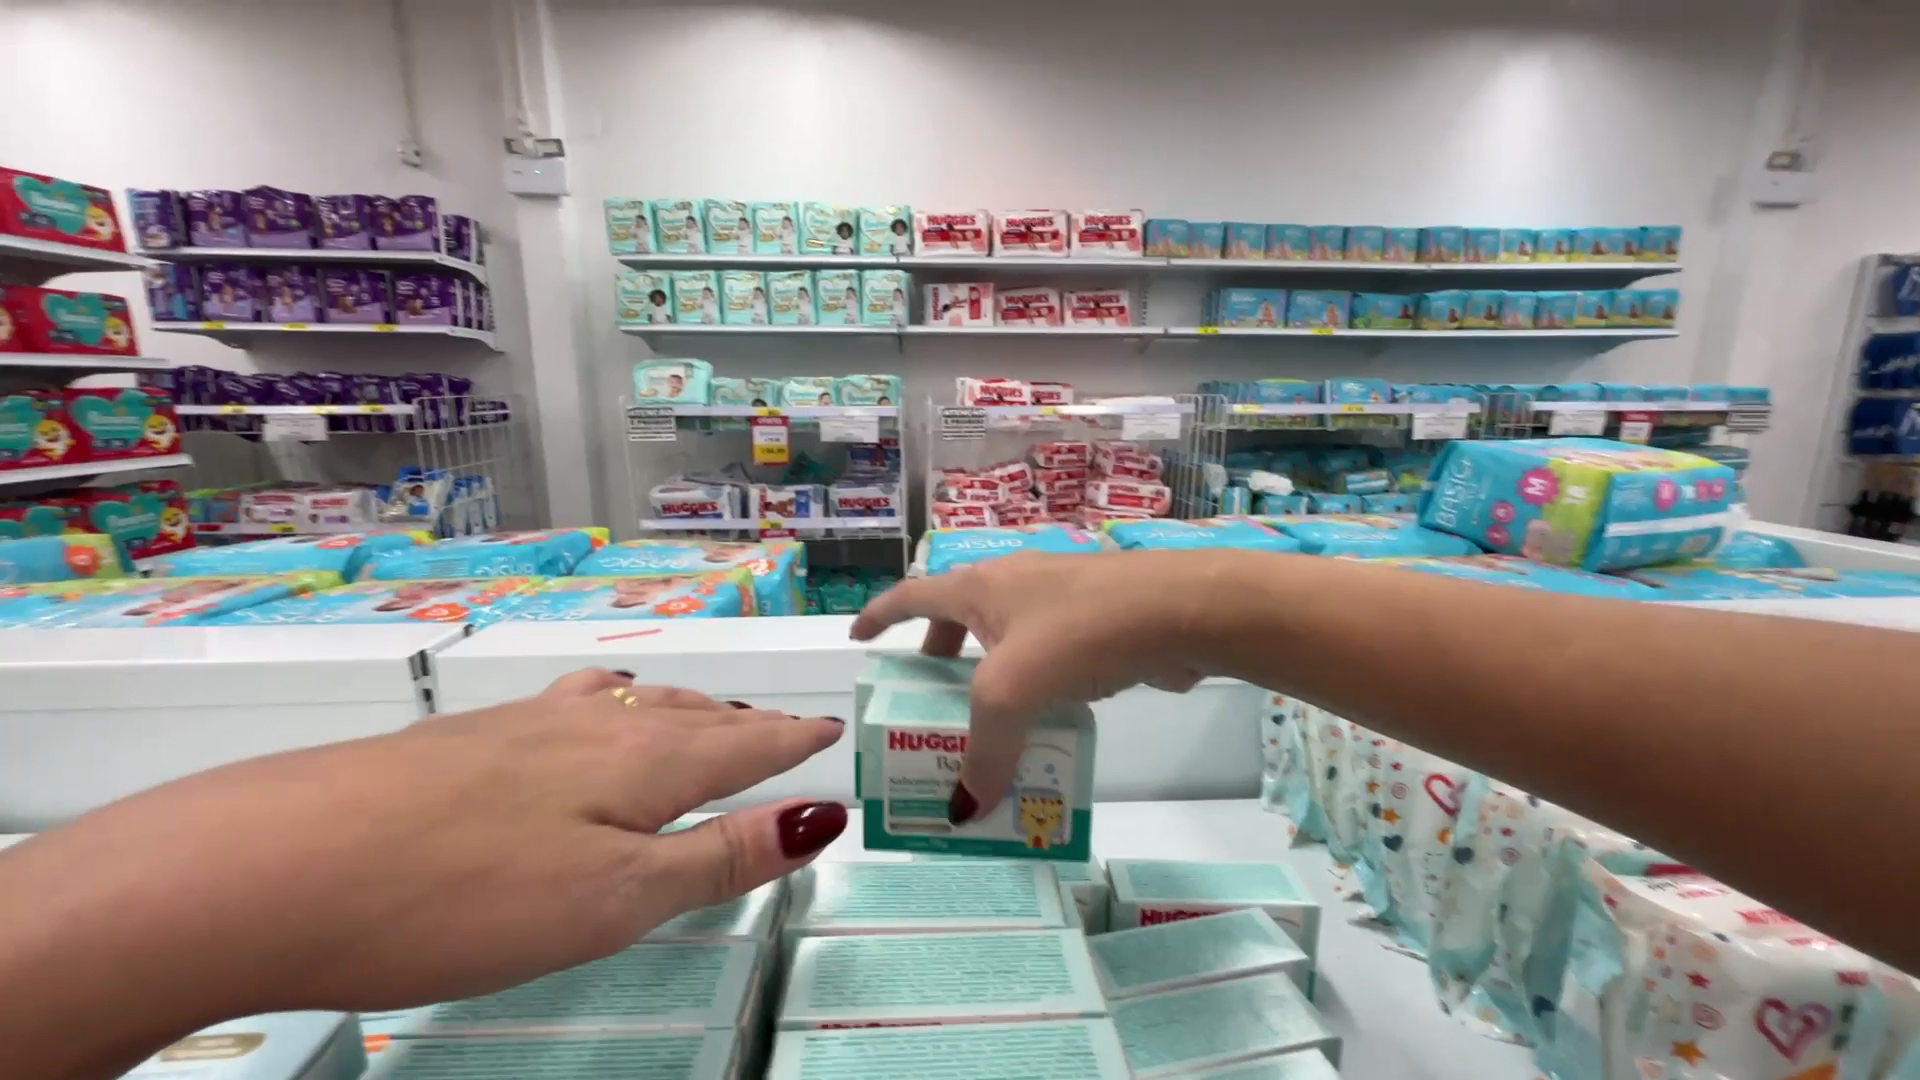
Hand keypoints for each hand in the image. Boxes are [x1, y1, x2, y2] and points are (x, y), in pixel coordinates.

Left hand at [0, 669, 845, 1076]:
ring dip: (687, 711)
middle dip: (748, 725)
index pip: (746, 742)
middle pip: (697, 715)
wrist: (274, 861)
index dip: (794, 739)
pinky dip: (618, 705)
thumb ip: (721, 854)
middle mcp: (599, 724)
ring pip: (639, 703)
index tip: (829, 729)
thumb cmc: (468, 895)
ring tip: (706, 720)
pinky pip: (580, 702)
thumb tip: (823, 815)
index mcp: (646, 762)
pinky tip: (590, 711)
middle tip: (779, 733)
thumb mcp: (615, 896)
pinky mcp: (474, 735)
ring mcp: (531, 722)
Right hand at [850, 551, 1222, 822]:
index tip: (857, 640)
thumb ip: (983, 751)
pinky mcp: (1099, 624)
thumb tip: (963, 810)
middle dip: (938, 657)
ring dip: (991, 680)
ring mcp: (1061, 601)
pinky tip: (1048, 728)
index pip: (912, 595)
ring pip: (1009, 642)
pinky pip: (1050, 659)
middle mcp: (1015, 585)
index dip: (879, 616)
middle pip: (959, 619)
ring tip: (988, 728)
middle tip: (928, 699)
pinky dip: (1037, 691)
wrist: (1184, 610)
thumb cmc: (1081, 634)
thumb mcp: (1013, 691)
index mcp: (981, 587)